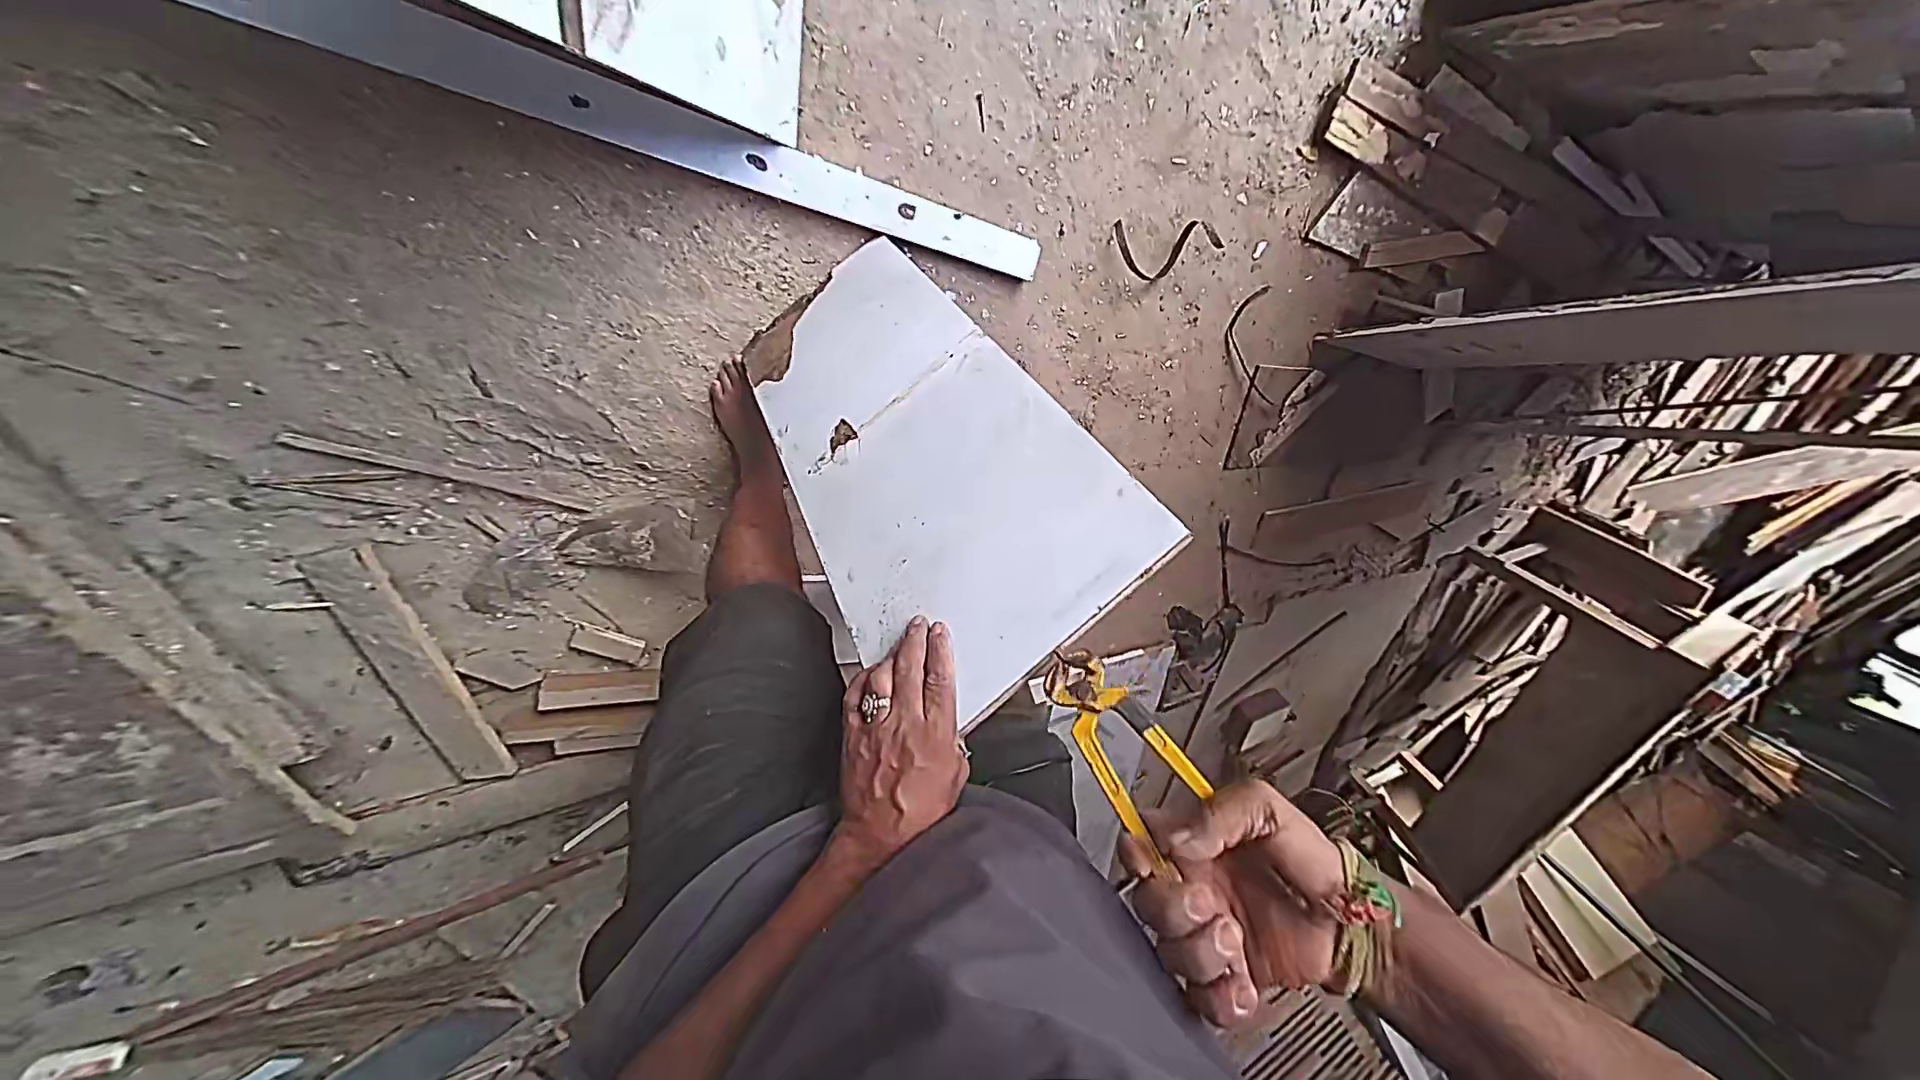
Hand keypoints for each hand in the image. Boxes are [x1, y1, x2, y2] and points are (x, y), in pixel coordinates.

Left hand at [830, 616, 966, 869]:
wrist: (881, 834)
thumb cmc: (920, 812)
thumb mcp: (955, 775)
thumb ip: (953, 743)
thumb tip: (951, 726)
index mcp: (935, 733)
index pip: (940, 679)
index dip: (940, 650)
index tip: (939, 634)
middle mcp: (905, 723)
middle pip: (911, 669)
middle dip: (915, 640)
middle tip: (918, 626)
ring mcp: (876, 726)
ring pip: (882, 676)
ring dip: (891, 656)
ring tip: (898, 645)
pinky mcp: (854, 734)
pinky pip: (855, 696)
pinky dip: (862, 679)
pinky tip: (869, 673)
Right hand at [1121, 781, 1346, 1027]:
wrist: (1351, 919)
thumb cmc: (1310, 857)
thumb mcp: (1267, 809)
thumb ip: (1219, 813)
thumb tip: (1176, 838)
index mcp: (1191, 844)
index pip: (1137, 843)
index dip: (1135, 855)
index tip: (1152, 864)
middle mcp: (1190, 887)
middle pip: (1145, 901)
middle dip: (1172, 908)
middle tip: (1208, 905)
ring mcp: (1204, 933)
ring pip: (1168, 951)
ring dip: (1199, 952)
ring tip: (1236, 941)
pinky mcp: (1225, 976)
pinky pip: (1199, 997)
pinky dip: (1217, 996)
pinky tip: (1242, 982)